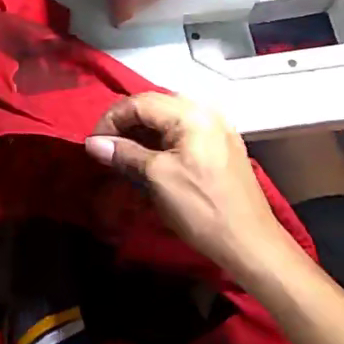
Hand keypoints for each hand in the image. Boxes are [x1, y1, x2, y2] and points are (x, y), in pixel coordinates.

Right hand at [84, 92, 294, 277]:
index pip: (141, 102)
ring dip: (143, 132)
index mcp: (193, 114)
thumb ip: (125, 154)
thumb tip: (94, 144)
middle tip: (107, 149)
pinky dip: (163, 140)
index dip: (111, 119)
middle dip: (127, 123)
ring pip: (170, 118)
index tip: (94, 144)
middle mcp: (208, 111)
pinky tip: (151, 159)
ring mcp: (218, 128)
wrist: (249, 241)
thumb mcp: (158, 179)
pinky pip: (185, 131)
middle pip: (156, 105)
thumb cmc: (202, 209)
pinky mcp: (222, 145)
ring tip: (124, 155)